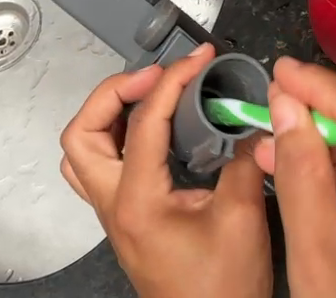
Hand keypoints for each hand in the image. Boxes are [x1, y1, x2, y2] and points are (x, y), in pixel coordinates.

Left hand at [60, 44, 271, 297]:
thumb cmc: (224, 288)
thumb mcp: (243, 215)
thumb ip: (247, 156)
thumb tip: (254, 115)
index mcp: (137, 203)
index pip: (142, 123)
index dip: (171, 81)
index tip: (198, 60)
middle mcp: (114, 207)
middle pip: (82, 135)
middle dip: (115, 92)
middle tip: (156, 75)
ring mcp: (115, 215)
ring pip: (83, 152)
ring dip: (108, 113)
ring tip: (150, 92)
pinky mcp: (128, 219)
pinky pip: (102, 165)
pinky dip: (118, 134)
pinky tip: (155, 126)